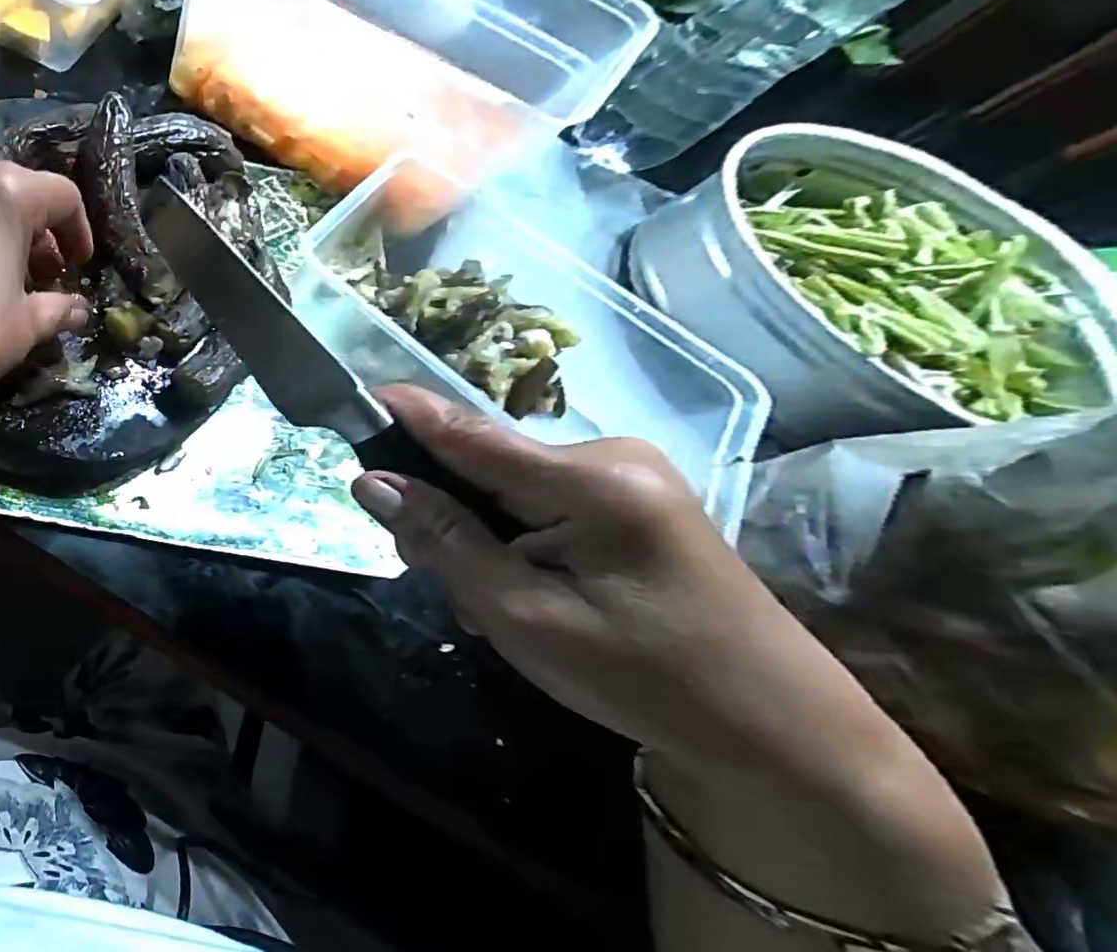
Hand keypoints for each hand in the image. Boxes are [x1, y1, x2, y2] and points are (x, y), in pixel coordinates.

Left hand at [0, 162, 94, 420]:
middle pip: (30, 194)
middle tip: (57, 277)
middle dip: (51, 234)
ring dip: (23, 238)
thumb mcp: (28, 325)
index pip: (63, 196)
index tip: (82, 267)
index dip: (81, 231)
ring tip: (29, 285)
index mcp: (7, 195)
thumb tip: (79, 310)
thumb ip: (60, 309)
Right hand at [349, 385, 910, 787]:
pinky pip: (539, 502)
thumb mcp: (522, 616)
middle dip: (443, 512)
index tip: (352, 398)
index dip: (405, 413)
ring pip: (506, 488)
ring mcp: (626, 475)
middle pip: (483, 464)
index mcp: (590, 481)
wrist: (779, 732)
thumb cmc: (644, 678)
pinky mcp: (631, 498)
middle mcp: (608, 457)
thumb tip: (373, 482)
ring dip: (477, 536)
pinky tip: (523, 591)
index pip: (469, 432)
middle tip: (436, 579)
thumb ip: (444, 541)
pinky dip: (512, 540)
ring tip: (491, 606)